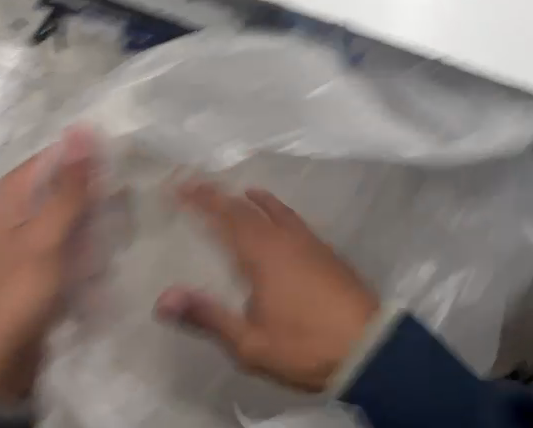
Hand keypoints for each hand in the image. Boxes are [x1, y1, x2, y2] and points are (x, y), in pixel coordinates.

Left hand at [0, 126, 100, 401]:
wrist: (0, 358)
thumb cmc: (20, 292)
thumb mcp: (48, 236)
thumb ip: (69, 185)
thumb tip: (82, 128)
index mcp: (16, 188)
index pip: (63, 153)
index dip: (94, 160)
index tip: (125, 174)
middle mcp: (24, 201)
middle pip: (73, 182)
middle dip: (98, 199)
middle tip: (119, 218)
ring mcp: (36, 229)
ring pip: (80, 212)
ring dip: (98, 227)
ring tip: (107, 247)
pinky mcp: (48, 255)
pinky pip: (78, 238)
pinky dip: (90, 248)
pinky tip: (99, 266)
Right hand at [154, 179, 379, 393]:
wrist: (370, 348)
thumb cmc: (305, 345)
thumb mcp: (250, 342)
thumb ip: (207, 317)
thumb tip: (163, 299)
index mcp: (260, 252)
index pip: (224, 215)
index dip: (200, 198)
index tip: (178, 184)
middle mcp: (282, 237)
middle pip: (246, 208)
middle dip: (220, 195)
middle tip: (198, 185)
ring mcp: (308, 242)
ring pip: (275, 210)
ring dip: (253, 200)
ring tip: (242, 192)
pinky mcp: (327, 253)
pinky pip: (293, 219)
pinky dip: (277, 210)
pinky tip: (281, 220)